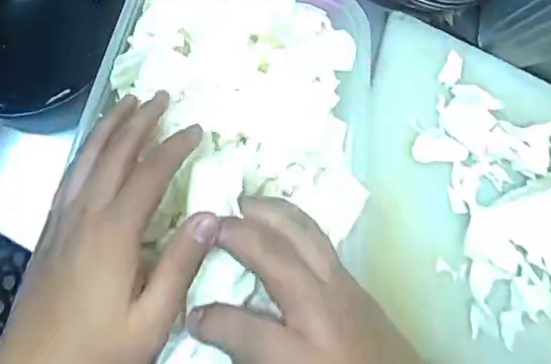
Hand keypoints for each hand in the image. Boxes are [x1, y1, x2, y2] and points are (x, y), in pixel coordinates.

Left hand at [0, 93, 214, 363]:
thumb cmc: (96, 352)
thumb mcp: (150, 324)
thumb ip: (179, 267)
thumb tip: (209, 216)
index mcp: (114, 230)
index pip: (150, 172)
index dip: (175, 146)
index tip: (196, 128)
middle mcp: (86, 211)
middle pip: (115, 151)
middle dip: (140, 119)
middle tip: (162, 96)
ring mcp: (62, 217)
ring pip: (87, 154)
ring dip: (110, 124)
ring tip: (127, 101)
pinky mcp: (47, 228)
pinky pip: (69, 172)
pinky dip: (86, 148)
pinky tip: (92, 148)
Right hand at [189, 197, 419, 363]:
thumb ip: (259, 357)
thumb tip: (221, 334)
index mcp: (305, 355)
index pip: (245, 329)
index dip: (212, 319)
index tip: (191, 314)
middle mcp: (325, 311)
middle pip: (274, 255)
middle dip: (237, 234)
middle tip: (209, 223)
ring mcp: (346, 290)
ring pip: (303, 232)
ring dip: (269, 211)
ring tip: (242, 203)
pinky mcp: (359, 284)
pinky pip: (320, 237)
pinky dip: (293, 221)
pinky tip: (279, 222)